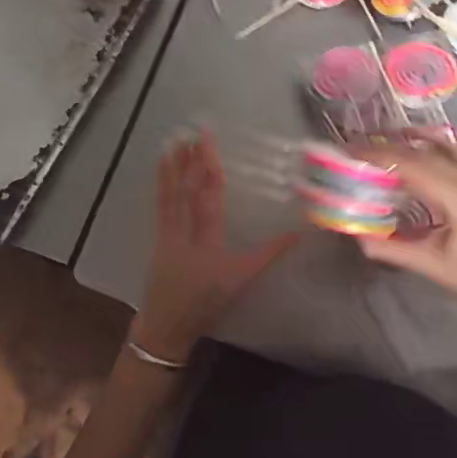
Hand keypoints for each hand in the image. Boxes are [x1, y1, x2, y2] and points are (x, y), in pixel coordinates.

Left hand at [135, 132, 296, 361]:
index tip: (206, 140)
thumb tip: (298, 232)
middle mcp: (185, 230)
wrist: (168, 325)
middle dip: (192, 160)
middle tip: (193, 132)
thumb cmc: (206, 303)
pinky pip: (160, 206)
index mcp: (208, 237)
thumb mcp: (241, 280)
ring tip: (174, 143)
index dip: (209, 164)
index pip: (209, 193)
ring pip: (170, 194)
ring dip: (173, 168)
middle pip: (188, 189)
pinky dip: (161, 186)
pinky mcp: (159, 240)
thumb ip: (268, 254)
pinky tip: (163, 174)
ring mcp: (168, 233)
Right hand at [352, 136, 456, 321]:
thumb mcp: (430, 266)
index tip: (351, 153)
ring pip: (439, 148)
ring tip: (379, 148)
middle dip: (388, 149)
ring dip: (407, 144)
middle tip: (356, 151)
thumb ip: (390, 249)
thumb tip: (356, 236)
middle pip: (424, 154)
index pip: (414, 167)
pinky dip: (428, 147)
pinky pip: (453, 154)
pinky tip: (410, 149)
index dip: (380, 157)